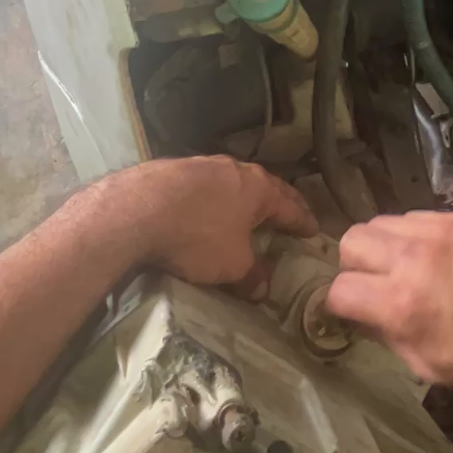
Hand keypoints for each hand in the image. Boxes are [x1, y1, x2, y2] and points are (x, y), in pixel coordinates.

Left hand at [92, 157, 317, 285]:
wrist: (138, 208)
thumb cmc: (198, 235)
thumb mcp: (231, 265)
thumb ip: (251, 275)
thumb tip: (263, 288)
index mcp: (259, 188)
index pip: (290, 205)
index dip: (303, 220)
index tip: (314, 229)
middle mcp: (237, 170)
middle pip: (265, 187)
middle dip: (277, 203)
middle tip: (288, 216)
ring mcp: (205, 165)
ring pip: (234, 182)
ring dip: (243, 198)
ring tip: (246, 212)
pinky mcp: (176, 169)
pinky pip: (206, 185)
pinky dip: (214, 198)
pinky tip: (206, 208)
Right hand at [325, 211, 452, 396]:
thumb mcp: (425, 365)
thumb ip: (384, 333)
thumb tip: (358, 313)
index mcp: (401, 302)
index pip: (339, 288)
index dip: (340, 303)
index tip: (351, 309)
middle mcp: (412, 257)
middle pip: (351, 240)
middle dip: (354, 264)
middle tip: (373, 283)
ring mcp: (436, 230)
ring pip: (379, 221)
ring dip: (381, 245)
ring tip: (401, 267)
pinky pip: (412, 216)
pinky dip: (410, 234)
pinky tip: (429, 255)